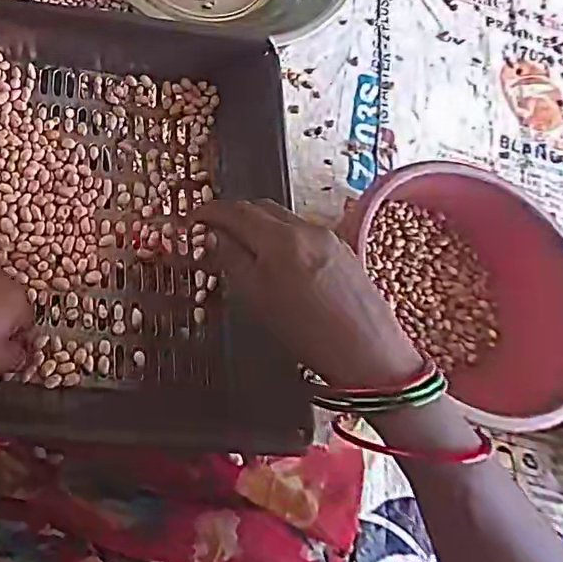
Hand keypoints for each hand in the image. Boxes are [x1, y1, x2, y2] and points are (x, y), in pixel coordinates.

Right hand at [195, 199, 424, 387]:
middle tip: (211, 230)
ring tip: (240, 246)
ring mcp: (327, 236)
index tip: (192, 219)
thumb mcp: (255, 296)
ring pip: (281, 217)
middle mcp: (305, 228)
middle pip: (259, 206)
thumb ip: (231, 258)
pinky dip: (278, 234)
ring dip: (256, 223)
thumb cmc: (305, 331)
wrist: (370, 354)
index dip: (209, 211)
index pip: (234, 210)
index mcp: (279, 239)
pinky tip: (274, 258)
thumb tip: (211, 235)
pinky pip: (300, 230)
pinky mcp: (343, 248)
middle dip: (231, 213)